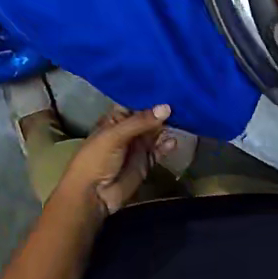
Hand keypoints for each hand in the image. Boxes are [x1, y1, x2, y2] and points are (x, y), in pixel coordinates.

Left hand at [48, 105, 175, 217]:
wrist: (92, 195)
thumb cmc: (96, 159)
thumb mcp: (114, 136)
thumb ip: (140, 121)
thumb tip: (167, 108)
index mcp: (115, 119)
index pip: (135, 102)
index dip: (150, 94)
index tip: (170, 83)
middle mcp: (128, 130)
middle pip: (149, 117)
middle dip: (164, 110)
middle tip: (184, 99)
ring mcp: (138, 146)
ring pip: (157, 133)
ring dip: (168, 127)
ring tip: (183, 120)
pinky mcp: (146, 162)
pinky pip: (160, 151)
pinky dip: (167, 146)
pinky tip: (173, 142)